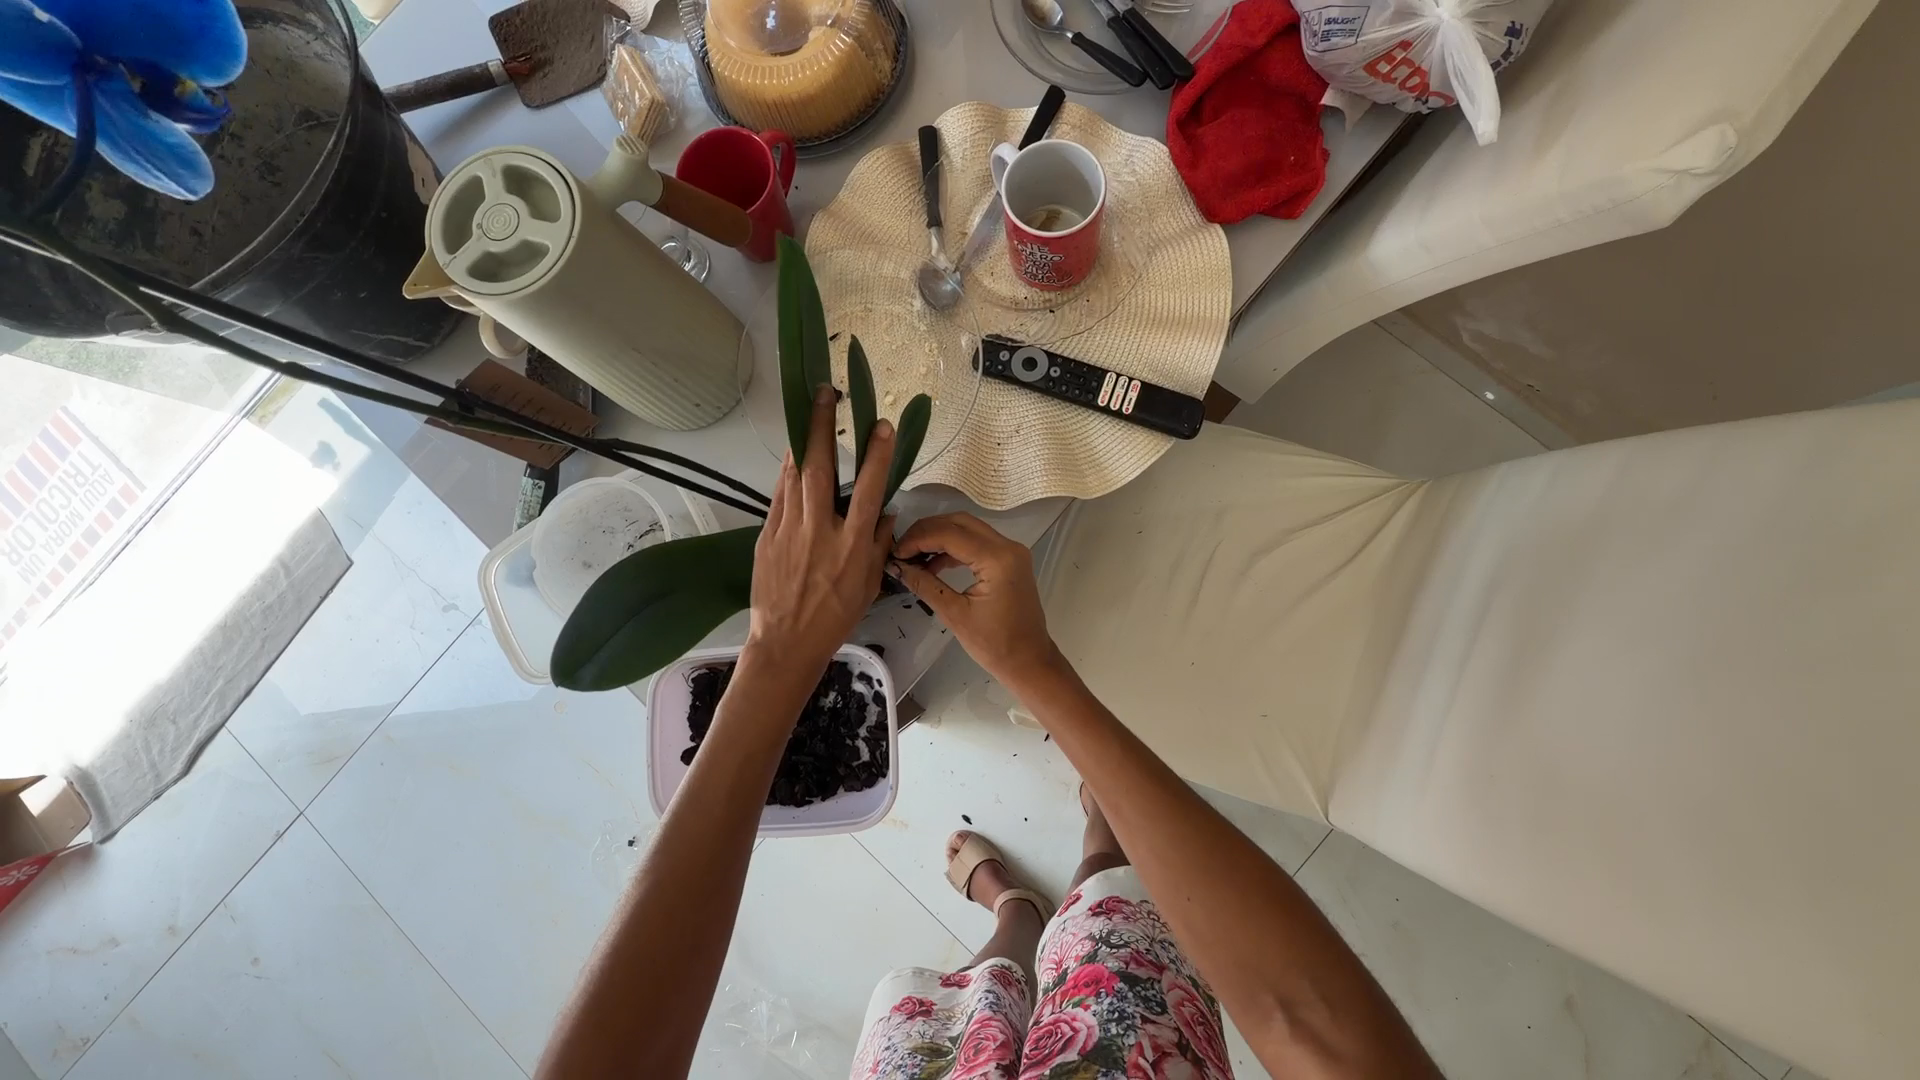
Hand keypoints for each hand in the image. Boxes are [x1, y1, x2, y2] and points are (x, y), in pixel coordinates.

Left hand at [747, 385, 895, 676]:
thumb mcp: (870, 584)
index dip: (877, 453)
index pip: (868, 488)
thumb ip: (880, 544)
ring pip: (795, 475)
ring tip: (808, 412)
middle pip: (822, 468)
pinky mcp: (767, 535)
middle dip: (823, 426)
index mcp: (852, 544)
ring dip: (803, 440)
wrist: (786, 642)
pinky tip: (794, 457)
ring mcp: (789, 530)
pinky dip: (788, 473)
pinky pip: (780, 495)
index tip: (880, 425)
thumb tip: (886, 511)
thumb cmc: (835, 617)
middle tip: (825, 393)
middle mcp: (820, 530)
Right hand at [890, 513, 1068, 692]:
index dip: (919, 539)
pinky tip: (933, 564)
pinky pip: (977, 542)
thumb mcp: (954, 614)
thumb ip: (925, 584)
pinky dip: (954, 548)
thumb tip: (896, 566)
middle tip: (902, 549)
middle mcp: (1008, 546)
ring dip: (940, 537)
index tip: (896, 553)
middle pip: (960, 522)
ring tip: (913, 556)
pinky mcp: (1010, 560)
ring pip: (968, 529)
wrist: (1029, 661)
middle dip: (927, 531)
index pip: (950, 534)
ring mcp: (1011, 551)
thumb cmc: (994, 644)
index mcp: (997, 559)